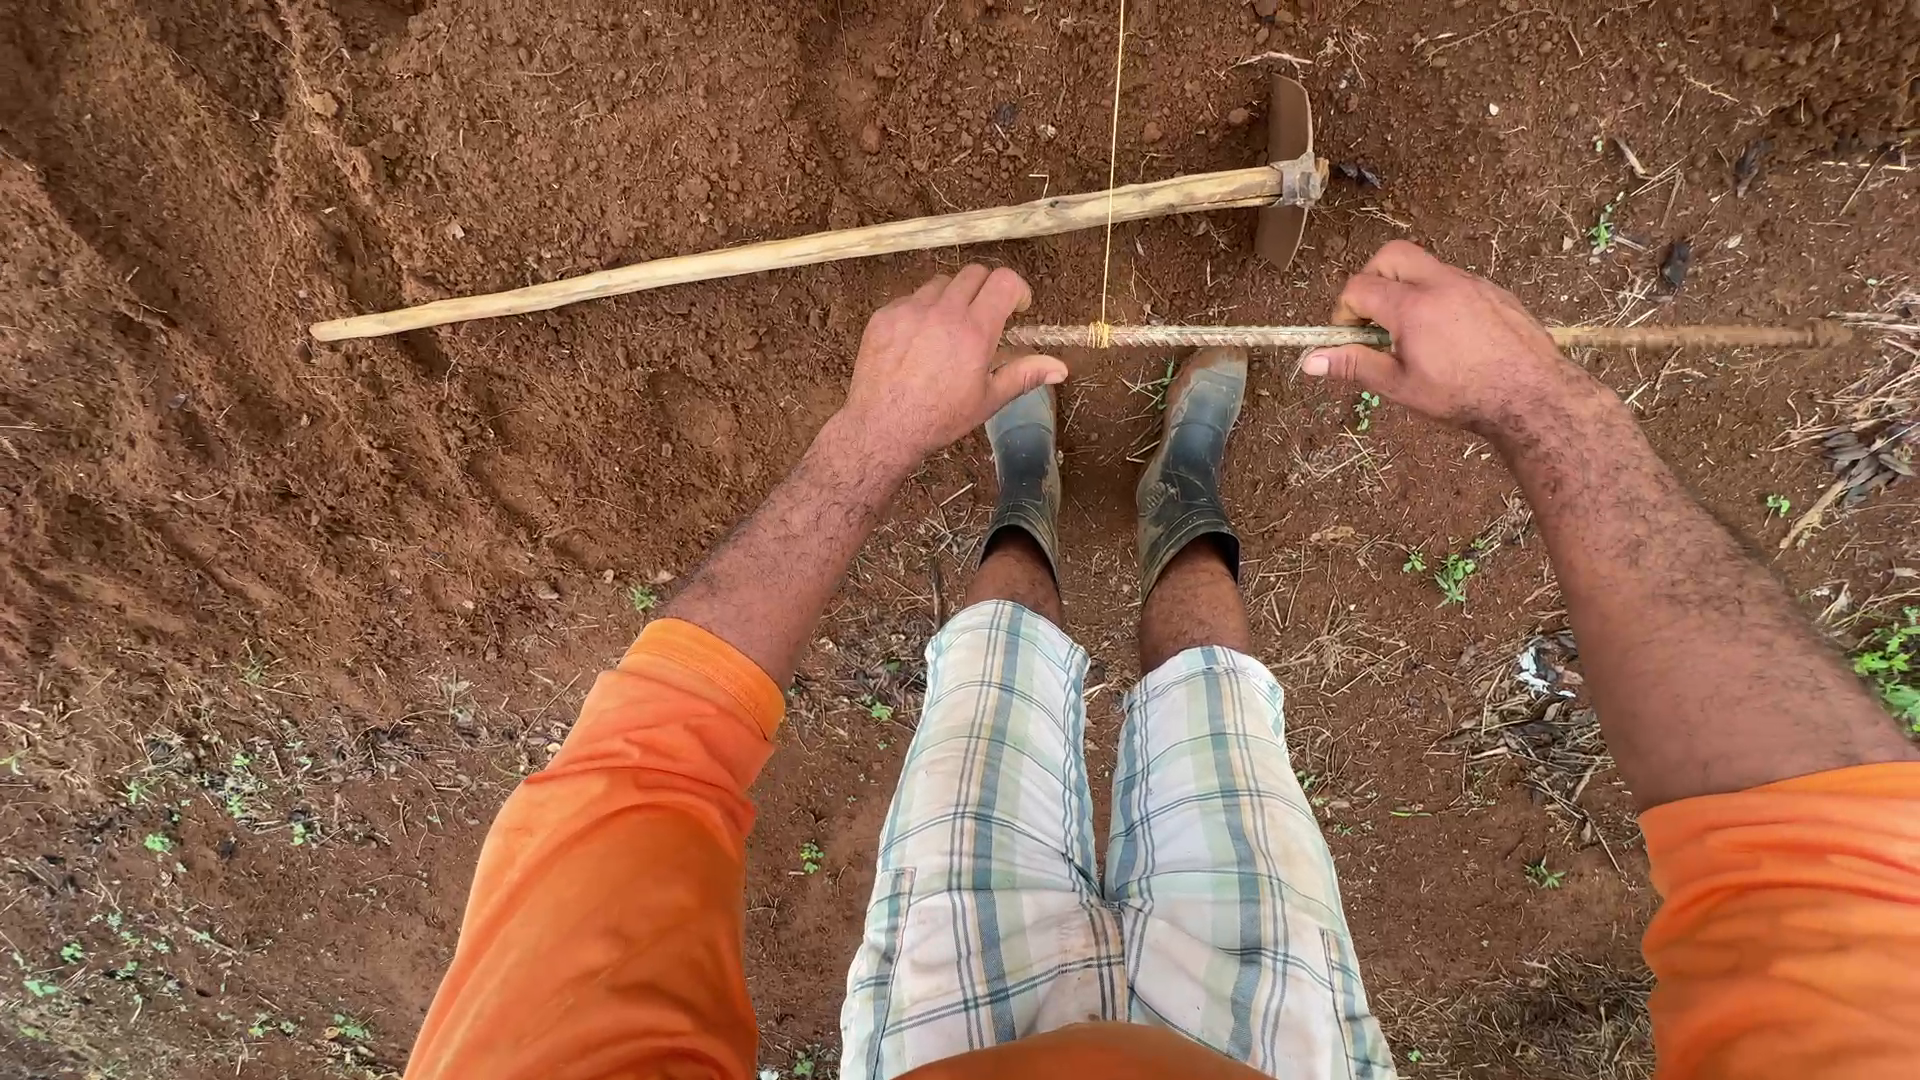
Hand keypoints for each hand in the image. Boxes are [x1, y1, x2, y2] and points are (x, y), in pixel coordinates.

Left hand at [841, 265, 1067, 469]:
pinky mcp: (885, 316)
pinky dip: (923, 311)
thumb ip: (1024, 375)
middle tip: (986, 316)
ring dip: (954, 298)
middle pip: (974, 273)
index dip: (1017, 290)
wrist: (882, 428)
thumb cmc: (939, 419)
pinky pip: (911, 298)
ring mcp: (910, 310)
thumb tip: (1060, 368)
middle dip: (987, 290)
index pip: (1004, 281)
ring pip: (941, 283)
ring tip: (951, 329)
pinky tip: (921, 340)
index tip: (1017, 307)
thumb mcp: (987, 400)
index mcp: (974, 332)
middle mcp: (943, 312)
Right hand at [1298, 240, 1606, 440]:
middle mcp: (1441, 284)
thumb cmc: (1460, 395)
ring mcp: (1471, 284)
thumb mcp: (1397, 385)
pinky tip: (1441, 337)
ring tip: (1406, 334)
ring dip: (1402, 290)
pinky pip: (1452, 281)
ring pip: (1423, 267)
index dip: (1343, 313)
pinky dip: (1433, 298)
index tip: (1349, 339)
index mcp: (1413, 306)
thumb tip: (1309, 360)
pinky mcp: (1493, 292)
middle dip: (1370, 280)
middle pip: (1390, 255)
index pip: (1358, 288)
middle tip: (1370, 318)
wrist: (1532, 395)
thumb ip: (1353, 365)